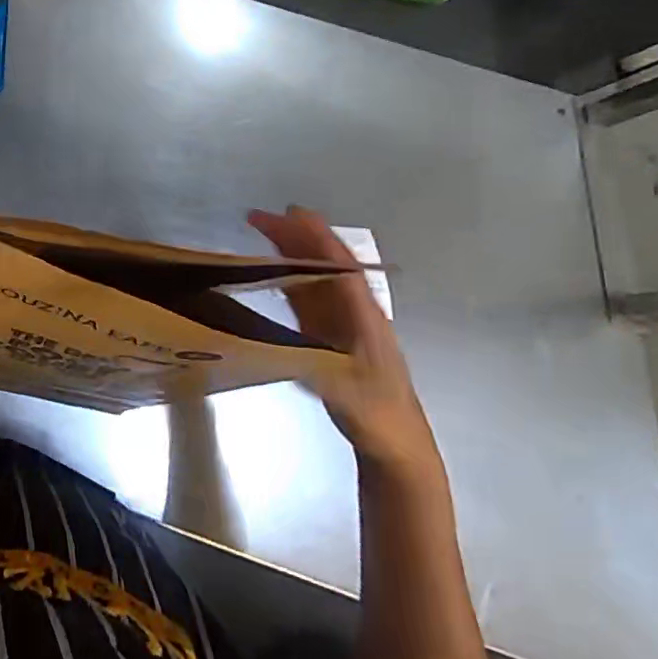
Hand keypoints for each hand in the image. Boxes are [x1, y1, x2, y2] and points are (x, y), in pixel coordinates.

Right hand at [248, 205, 440, 474]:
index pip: (340, 267)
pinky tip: (271, 272)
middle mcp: (354, 311)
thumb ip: (315, 367)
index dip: (317, 238)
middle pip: (325, 263)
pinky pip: (307, 297)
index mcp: (365, 316)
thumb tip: (276, 343)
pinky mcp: (330, 336)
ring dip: (291, 251)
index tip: (291, 214)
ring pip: (315, 277)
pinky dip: (289, 278)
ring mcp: (342, 323)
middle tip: (259, 217)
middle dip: (296, 235)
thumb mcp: (346, 394)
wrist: (398, 444)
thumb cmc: (378, 416)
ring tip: (262, 231)